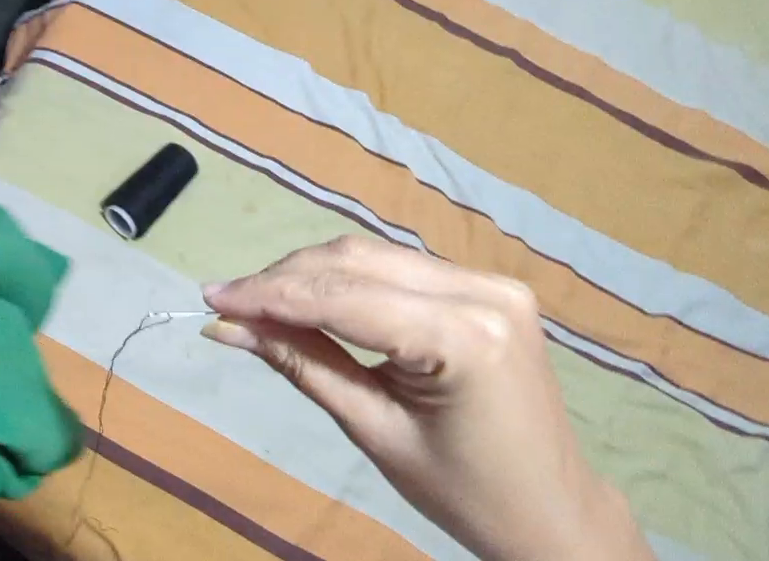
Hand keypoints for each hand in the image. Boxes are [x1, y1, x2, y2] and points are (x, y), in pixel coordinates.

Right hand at [201, 238, 654, 560]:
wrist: (556, 513)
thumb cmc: (466, 492)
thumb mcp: (374, 430)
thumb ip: (301, 363)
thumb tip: (227, 327)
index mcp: (465, 337)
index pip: (343, 298)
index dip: (269, 294)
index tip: (212, 297)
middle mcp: (482, 290)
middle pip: (353, 262)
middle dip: (283, 279)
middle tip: (228, 302)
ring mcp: (488, 280)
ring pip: (368, 255)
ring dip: (307, 274)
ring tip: (257, 300)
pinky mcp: (483, 283)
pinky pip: (393, 267)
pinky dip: (342, 279)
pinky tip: (307, 296)